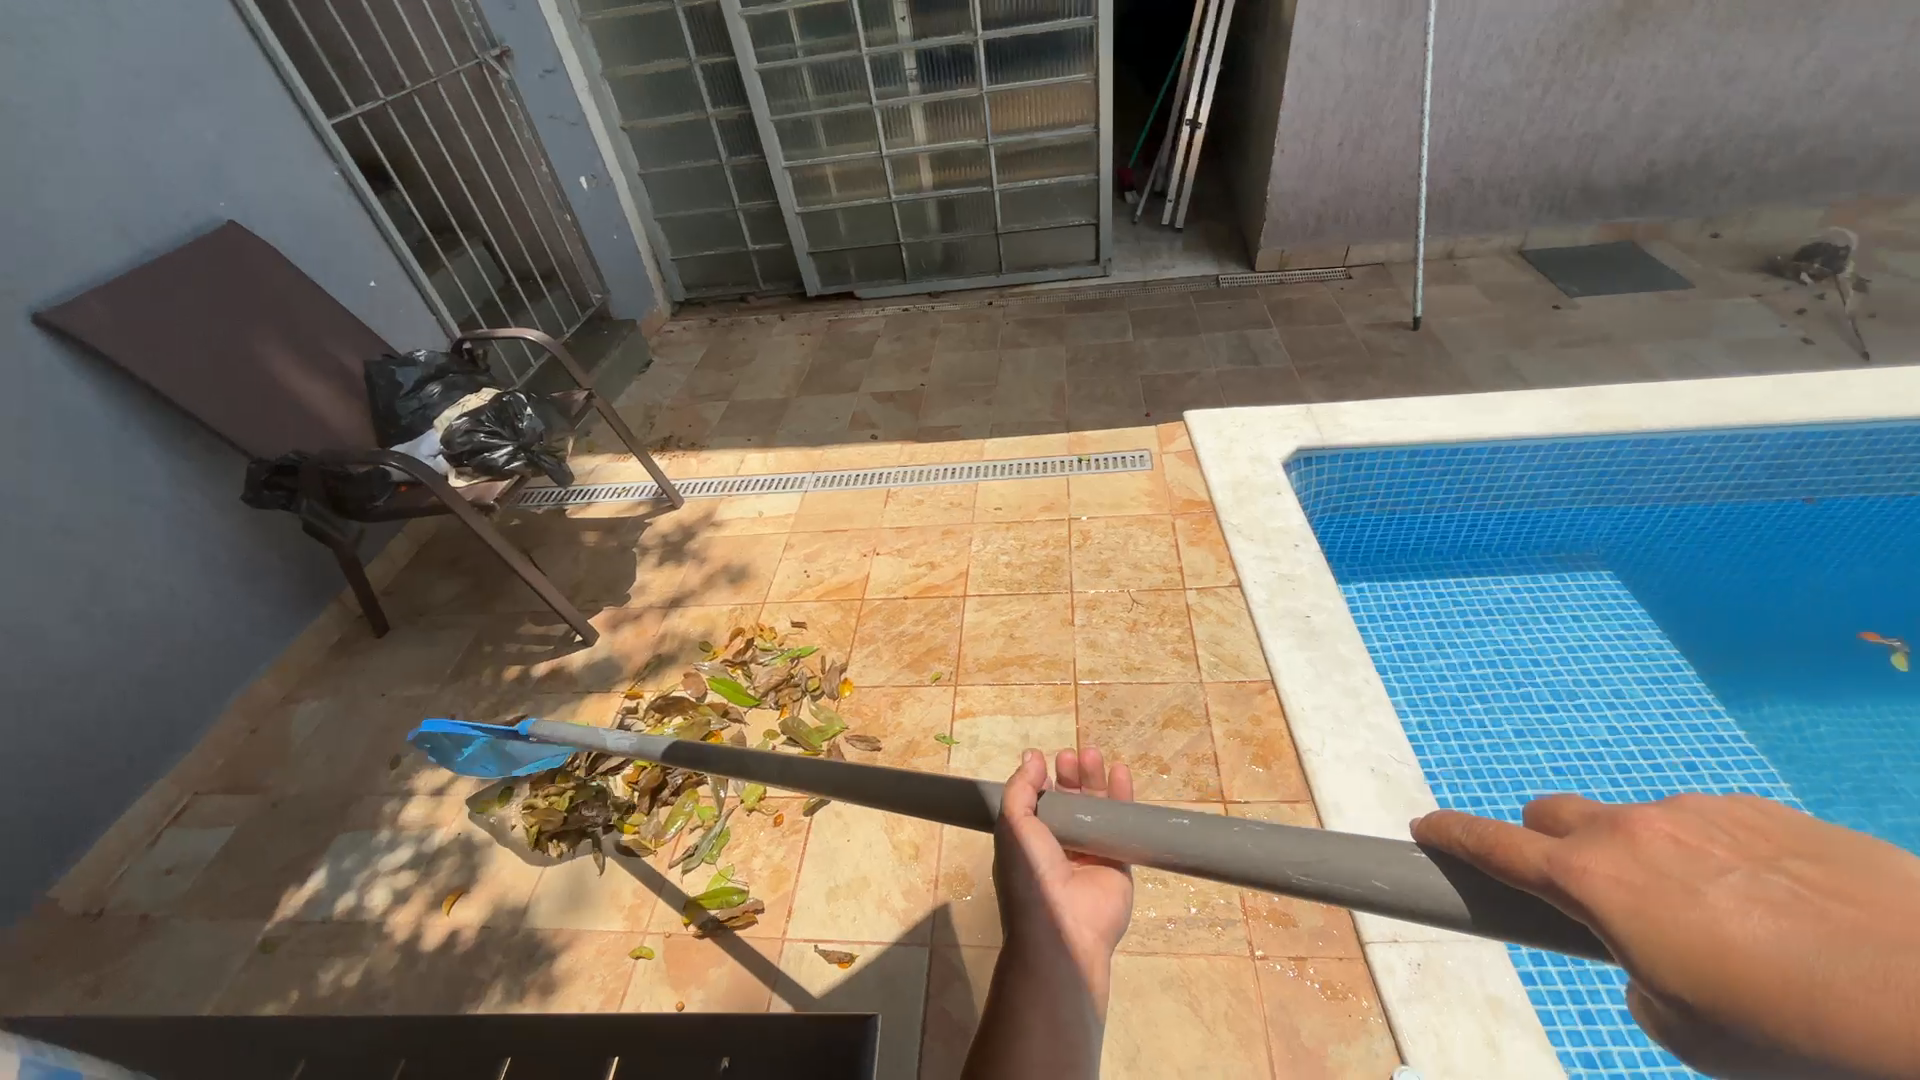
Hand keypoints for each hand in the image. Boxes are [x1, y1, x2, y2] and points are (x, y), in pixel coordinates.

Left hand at [994, 746, 1134, 1004]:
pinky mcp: (1119, 860)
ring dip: (1094, 779)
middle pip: (1069, 799)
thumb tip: (1032, 757)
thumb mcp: (1013, 825)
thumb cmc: (1029, 874)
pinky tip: (1121, 772)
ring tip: (1092, 755)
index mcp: (1029, 839)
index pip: (1039, 801)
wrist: (1062, 928)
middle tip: (1071, 756)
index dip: (1042, 779)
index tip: (1045, 758)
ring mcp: (1090, 851)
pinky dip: (1123, 796)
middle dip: (1070, 775)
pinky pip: (1122, 823)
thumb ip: (1020, 789)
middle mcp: (1059, 844)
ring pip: (1096, 807)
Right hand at [1414, 794, 1919, 1079]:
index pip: (1490, 845)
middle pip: (1549, 815)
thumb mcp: (1686, 1031)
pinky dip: (1710, 857)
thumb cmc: (1800, 1031)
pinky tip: (1778, 906)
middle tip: (1594, 898)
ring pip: (1634, 824)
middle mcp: (1632, 830)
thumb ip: (1633, 973)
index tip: (1423, 828)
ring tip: (1724, 922)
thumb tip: (1647, 949)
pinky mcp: (1764, 810)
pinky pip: (1705, 826)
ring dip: (1643, 860)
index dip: (1449, 836)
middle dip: (1550, 847)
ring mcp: (1698, 812)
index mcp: (1594, 881)